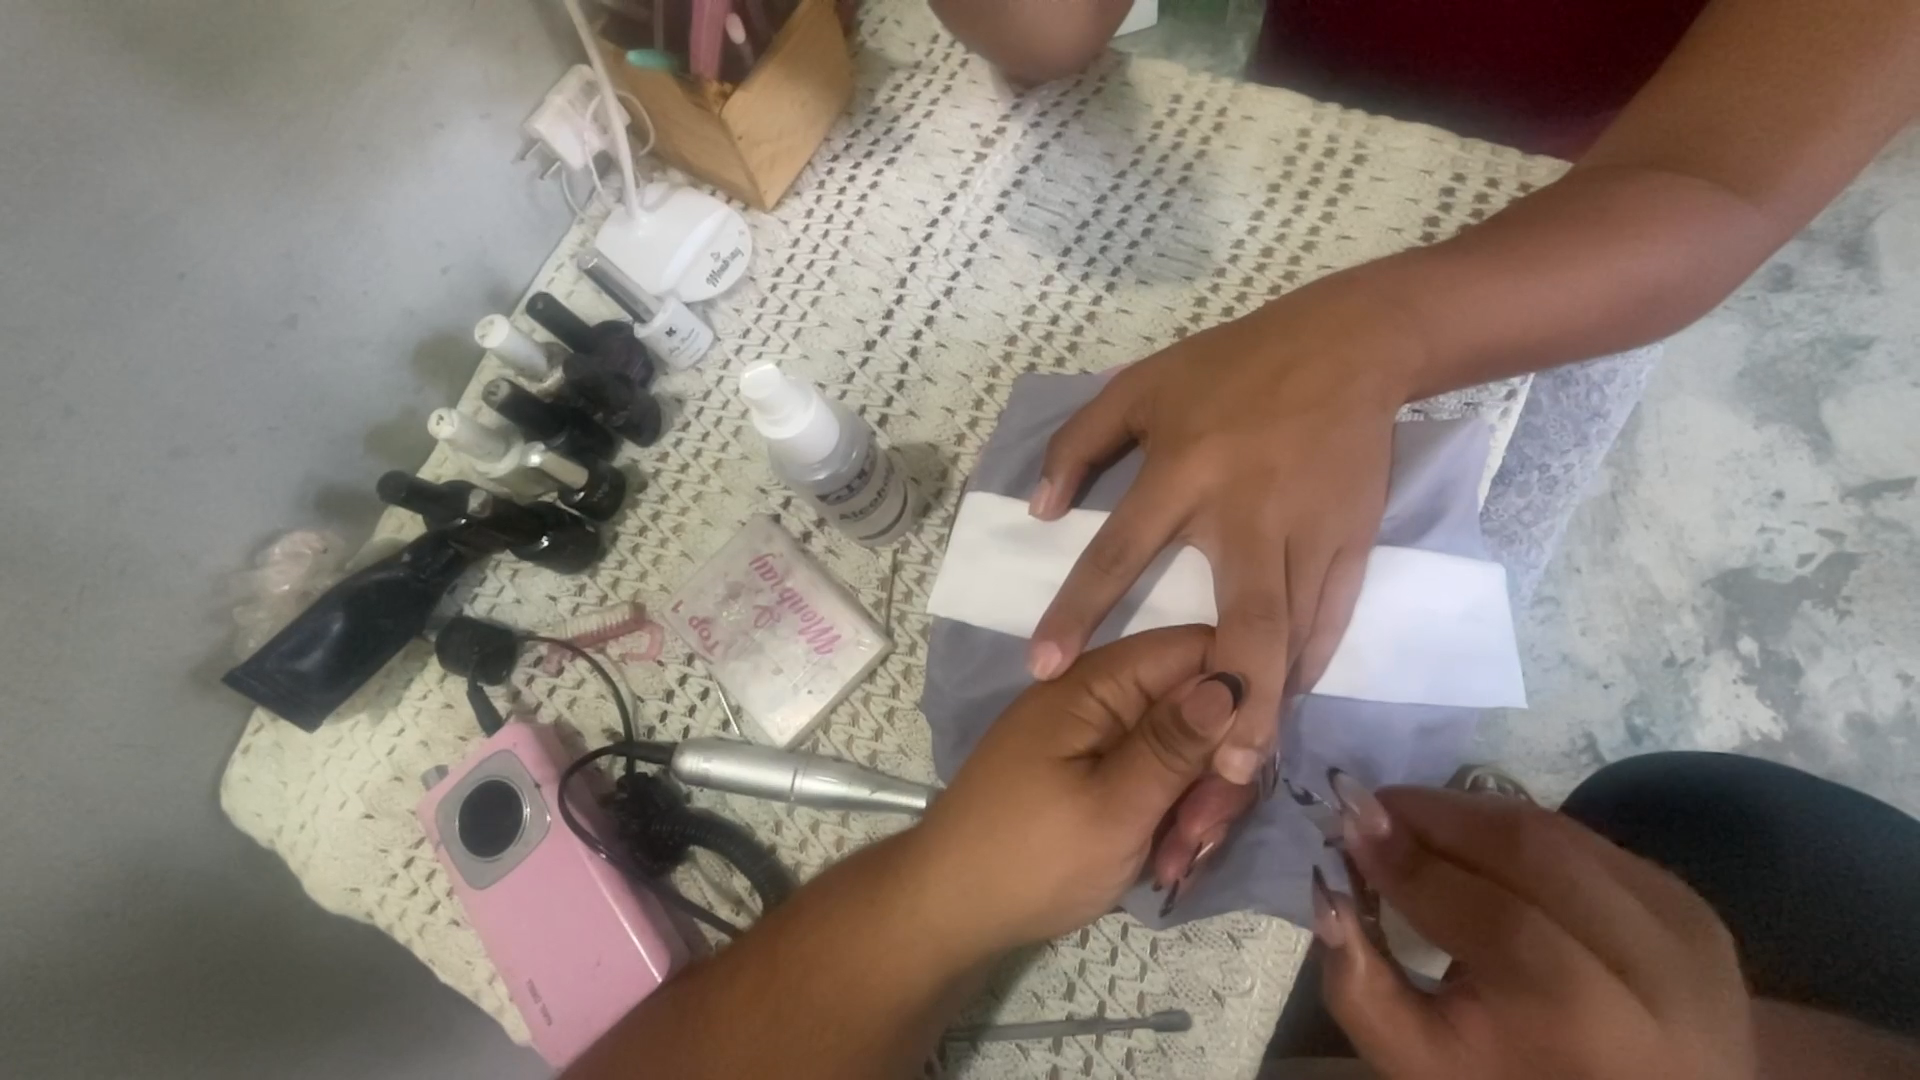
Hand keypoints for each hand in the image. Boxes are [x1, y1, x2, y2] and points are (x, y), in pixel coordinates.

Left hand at [910, 626, 1242, 950]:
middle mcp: (1097, 698)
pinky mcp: (1094, 772)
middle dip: (1212, 772)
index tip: (1244, 765)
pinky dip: (1167, 818)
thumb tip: (1233, 679)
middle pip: (1193, 706)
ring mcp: (1095, 737)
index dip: (1238, 695)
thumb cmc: (1031, 858)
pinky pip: (1153, 778)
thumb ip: (1174, 744)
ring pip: (1180, 751)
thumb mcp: (1114, 806)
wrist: (952, 909)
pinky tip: (1163, 862)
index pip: (1193, 648)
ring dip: (1192, 806)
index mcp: (1095, 683)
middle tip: (1200, 835)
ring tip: (1175, 861)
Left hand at [1026, 273, 1419, 882]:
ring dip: (1273, 705)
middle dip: (1226, 702)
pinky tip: (1287, 704)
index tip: (1041, 666)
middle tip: (1206, 771)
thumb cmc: (1229, 367)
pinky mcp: (1354, 543)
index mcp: (1182, 475)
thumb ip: (1078, 445)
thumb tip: (1039, 510)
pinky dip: (1310, 665)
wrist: (1350, 343)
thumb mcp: (1138, 386)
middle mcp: (1245, 517)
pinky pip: (1332, 618)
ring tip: (1245, 769)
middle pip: (1240, 625)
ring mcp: (1308, 534)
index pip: (1118, 555)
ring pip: (1295, 637)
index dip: (1077, 611)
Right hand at [1317, 780, 1754, 1078]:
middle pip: (1533, 852)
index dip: (1406, 858)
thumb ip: (1356, 981)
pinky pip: (1580, 836)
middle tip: (1374, 808)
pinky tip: (1475, 843)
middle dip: (1436, 813)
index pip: (1488, 912)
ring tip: (1414, 821)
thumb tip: (1327, 886)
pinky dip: (1511, 826)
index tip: (1345, 821)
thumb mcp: (1413, 1061)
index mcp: (1587, 1025)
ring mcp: (1688, 933)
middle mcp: (1659, 972)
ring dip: (1469, 812)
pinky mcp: (1691, 904)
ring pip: (1555, 832)